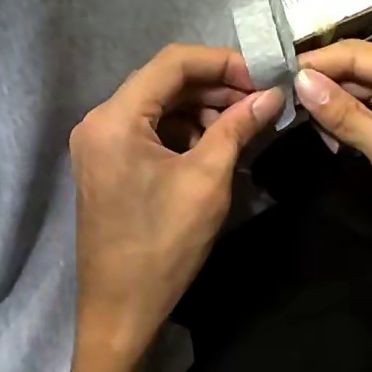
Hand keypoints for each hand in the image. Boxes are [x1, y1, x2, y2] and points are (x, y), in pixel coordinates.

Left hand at [71, 45, 282, 359]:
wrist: (120, 309)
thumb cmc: (163, 246)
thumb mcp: (208, 181)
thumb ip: (237, 128)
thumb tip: (272, 95)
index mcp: (115, 118)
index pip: (172, 62)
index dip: (223, 62)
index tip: (263, 77)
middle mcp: (99, 121)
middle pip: (164, 83)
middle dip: (215, 88)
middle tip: (259, 104)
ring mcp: (99, 144)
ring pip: (158, 108)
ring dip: (201, 111)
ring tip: (241, 129)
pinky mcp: (106, 165)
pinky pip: (148, 133)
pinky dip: (182, 134)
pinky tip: (213, 148)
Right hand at [293, 41, 371, 271]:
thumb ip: (345, 114)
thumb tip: (300, 81)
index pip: (362, 54)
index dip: (319, 61)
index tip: (277, 71)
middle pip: (356, 69)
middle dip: (320, 85)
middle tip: (280, 99)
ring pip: (354, 92)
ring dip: (328, 108)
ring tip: (301, 124)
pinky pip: (359, 114)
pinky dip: (339, 125)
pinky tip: (327, 140)